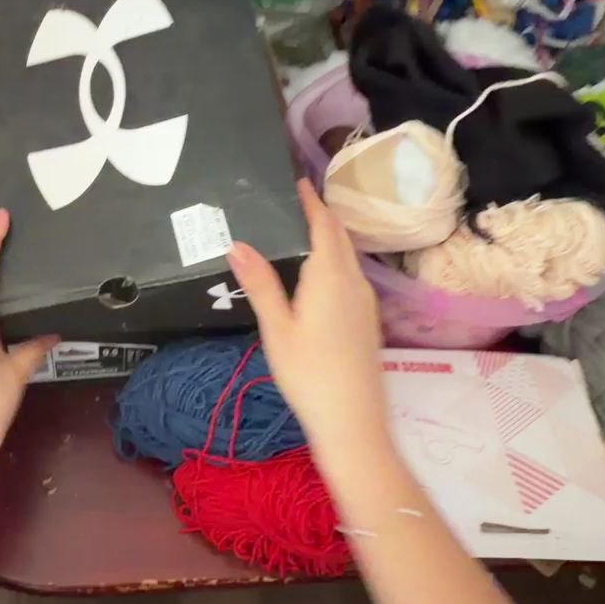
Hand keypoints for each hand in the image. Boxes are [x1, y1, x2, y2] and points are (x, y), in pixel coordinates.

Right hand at [226, 179, 387, 455]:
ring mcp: (365, 301)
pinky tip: (318, 273)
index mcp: (330, 277)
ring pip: (348, 257)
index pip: (324, 226)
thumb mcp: (276, 328)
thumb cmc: (308, 373)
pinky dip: (335, 260)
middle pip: (340, 238)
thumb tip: (237, 243)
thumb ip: (259, 283)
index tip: (297, 182)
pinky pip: (351, 275)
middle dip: (322, 215)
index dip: (311, 202)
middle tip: (296, 200)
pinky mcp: (367, 319)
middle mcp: (354, 281)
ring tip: (302, 230)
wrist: (353, 421)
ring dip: (330, 238)